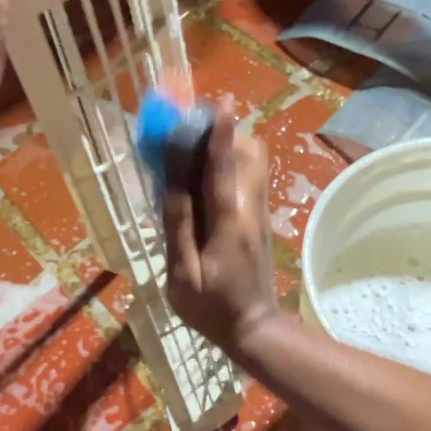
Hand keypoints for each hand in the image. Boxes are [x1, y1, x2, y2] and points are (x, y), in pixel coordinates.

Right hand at [162, 105, 279, 348]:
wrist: (254, 328)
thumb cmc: (211, 307)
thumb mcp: (183, 275)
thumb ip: (177, 227)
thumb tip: (171, 184)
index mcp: (227, 222)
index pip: (224, 169)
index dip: (222, 134)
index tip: (223, 102)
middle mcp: (248, 208)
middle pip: (247, 154)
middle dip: (222, 131)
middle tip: (189, 126)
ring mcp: (258, 211)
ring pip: (252, 162)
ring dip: (227, 144)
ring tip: (192, 144)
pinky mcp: (259, 216)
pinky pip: (247, 176)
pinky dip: (228, 161)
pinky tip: (202, 171)